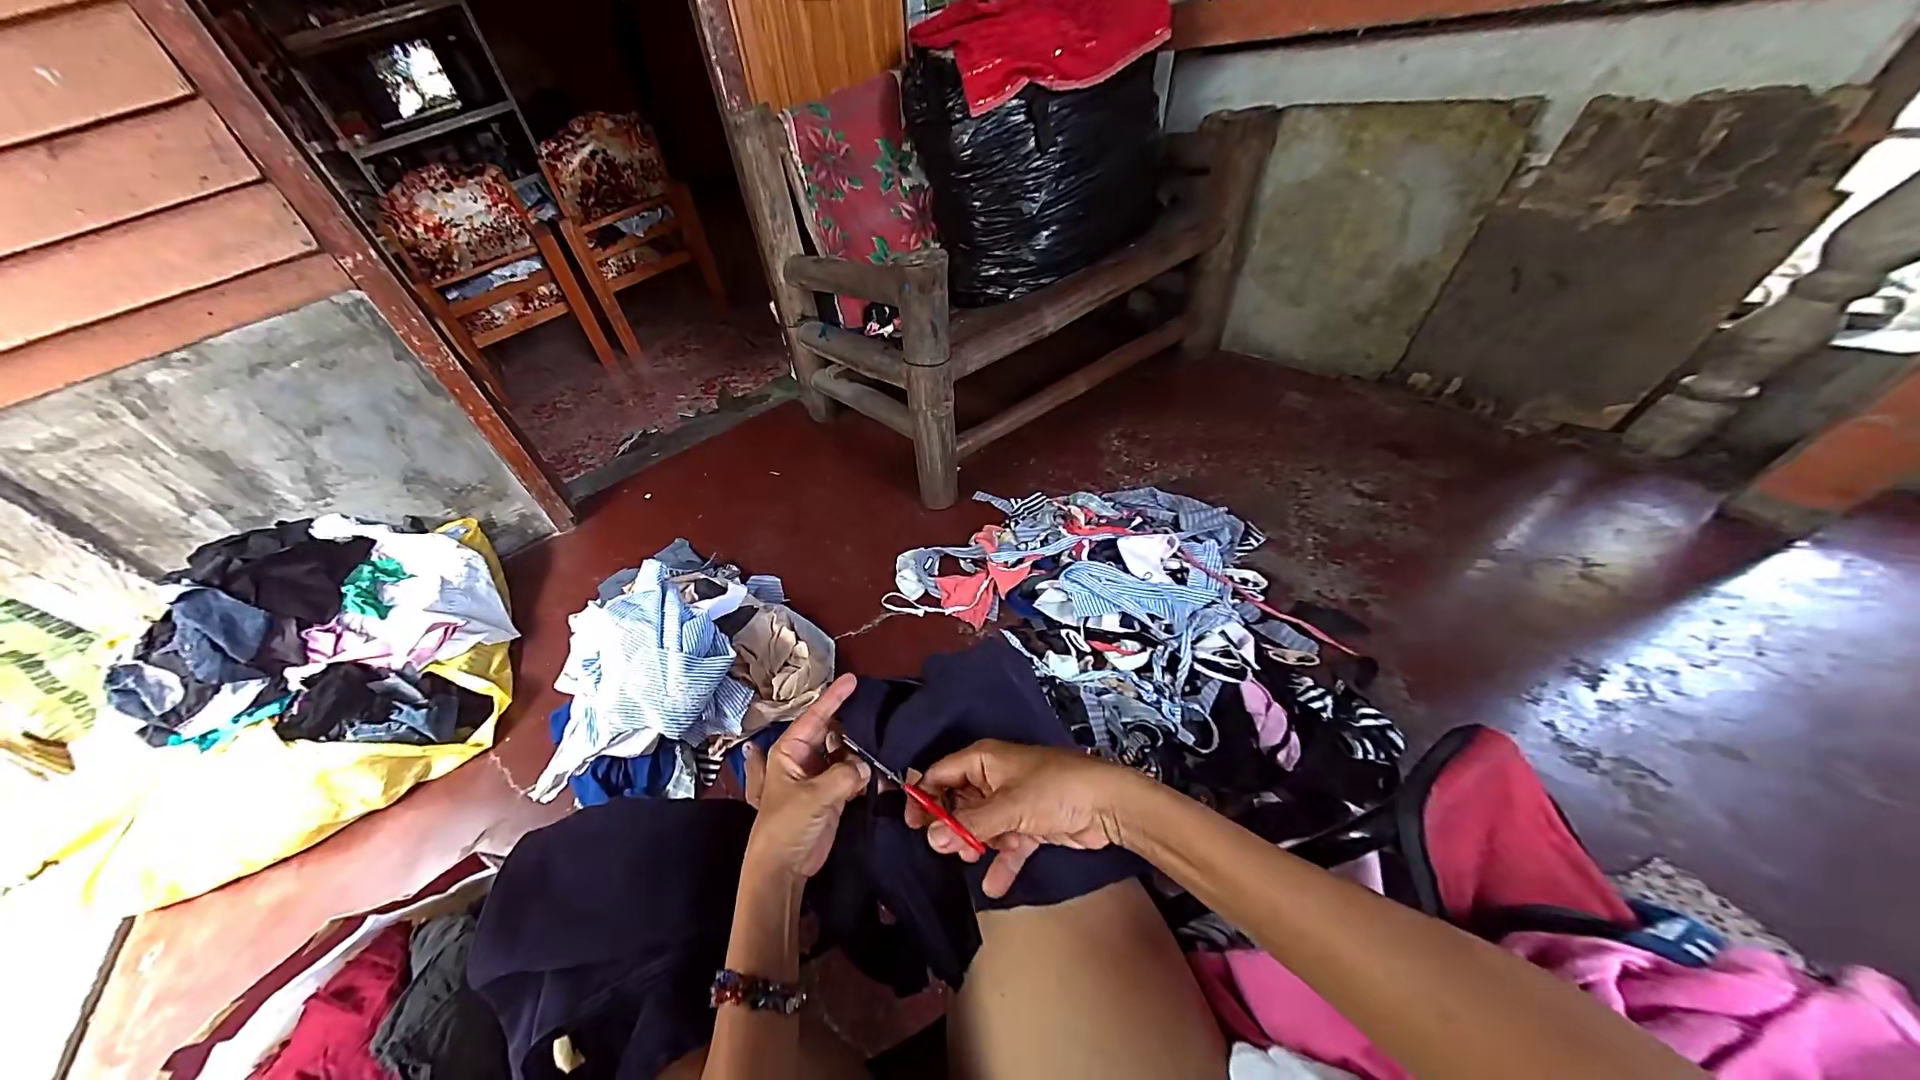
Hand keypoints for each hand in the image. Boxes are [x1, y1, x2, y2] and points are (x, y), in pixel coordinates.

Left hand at [741, 674, 868, 882]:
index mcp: (789, 751)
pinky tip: (880, 771)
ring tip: (883, 744)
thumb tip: (866, 767)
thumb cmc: (786, 827)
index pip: (815, 717)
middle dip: (852, 725)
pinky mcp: (832, 793)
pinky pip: (853, 774)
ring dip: (861, 752)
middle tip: (877, 714)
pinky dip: (865, 773)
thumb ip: (845, 776)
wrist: (782, 870)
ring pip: (845, 753)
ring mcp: (819, 775)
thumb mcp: (814, 797)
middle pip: (833, 732)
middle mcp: (804, 758)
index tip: (853, 679)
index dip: (834, 698)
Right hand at [907, 740, 1138, 897]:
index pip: (941, 773)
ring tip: (972, 858)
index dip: (924, 796)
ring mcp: (1012, 802)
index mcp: (984, 760)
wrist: (1108, 804)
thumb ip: (969, 824)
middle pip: (958, 801)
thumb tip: (932, 839)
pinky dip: (1001, 863)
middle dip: (951, 825)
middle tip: (948, 847)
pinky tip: (994, 888)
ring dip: (974, 843)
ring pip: (981, 824)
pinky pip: (1006, 844)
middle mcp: (994, 777)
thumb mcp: (1008, 806)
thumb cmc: (1054, 790)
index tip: (913, 824)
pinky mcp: (1030, 824)